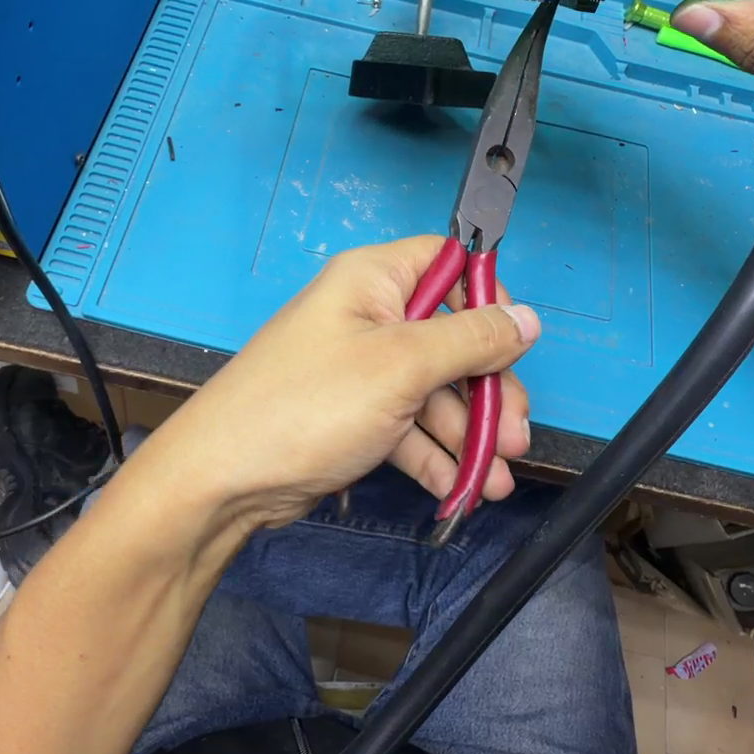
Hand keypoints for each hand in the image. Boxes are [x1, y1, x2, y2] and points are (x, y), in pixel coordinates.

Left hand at [127, 237, 541, 533]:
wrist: (226, 480)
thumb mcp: (401, 366)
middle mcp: (367, 318)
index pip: (446, 264)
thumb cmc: (310, 405)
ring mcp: (360, 372)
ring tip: (498, 478)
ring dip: (470, 435)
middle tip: (518, 436)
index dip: (485, 298)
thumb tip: (526, 318)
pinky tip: (463, 490)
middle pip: (450, 339)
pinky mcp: (354, 418)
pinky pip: (408, 428)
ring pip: (434, 393)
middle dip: (488, 390)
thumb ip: (470, 340)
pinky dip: (436, 457)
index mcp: (372, 280)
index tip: (513, 344)